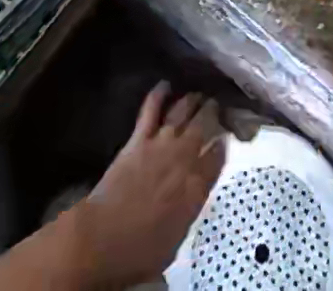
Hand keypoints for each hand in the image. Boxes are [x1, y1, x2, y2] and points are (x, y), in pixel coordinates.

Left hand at [72, 82, 226, 287]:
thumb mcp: (178, 237)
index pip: (216, 159)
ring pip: (181, 114)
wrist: (106, 236)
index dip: (222, 145)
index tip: (226, 136)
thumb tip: (192, 193)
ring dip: (191, 101)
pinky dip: (157, 95)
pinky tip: (164, 84)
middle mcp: (183, 161)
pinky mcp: (138, 139)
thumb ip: (188, 207)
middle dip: (212, 114)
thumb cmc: (142, 248)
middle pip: (203, 129)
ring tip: (199, 92)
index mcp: (196, 189)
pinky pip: (150, 111)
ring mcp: (160, 145)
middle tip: (216, 103)